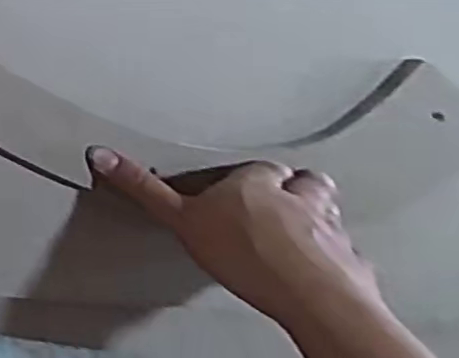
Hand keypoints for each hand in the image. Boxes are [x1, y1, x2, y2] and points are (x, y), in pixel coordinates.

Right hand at [87, 147, 388, 338]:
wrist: (314, 303)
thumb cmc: (253, 258)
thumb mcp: (182, 218)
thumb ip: (143, 187)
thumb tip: (103, 155)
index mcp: (258, 183)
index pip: (261, 167)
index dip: (257, 172)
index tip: (249, 174)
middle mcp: (300, 202)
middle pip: (307, 184)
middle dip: (301, 186)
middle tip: (295, 187)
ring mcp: (333, 237)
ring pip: (334, 217)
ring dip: (326, 219)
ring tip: (319, 225)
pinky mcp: (355, 273)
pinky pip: (353, 261)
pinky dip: (344, 263)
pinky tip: (337, 273)